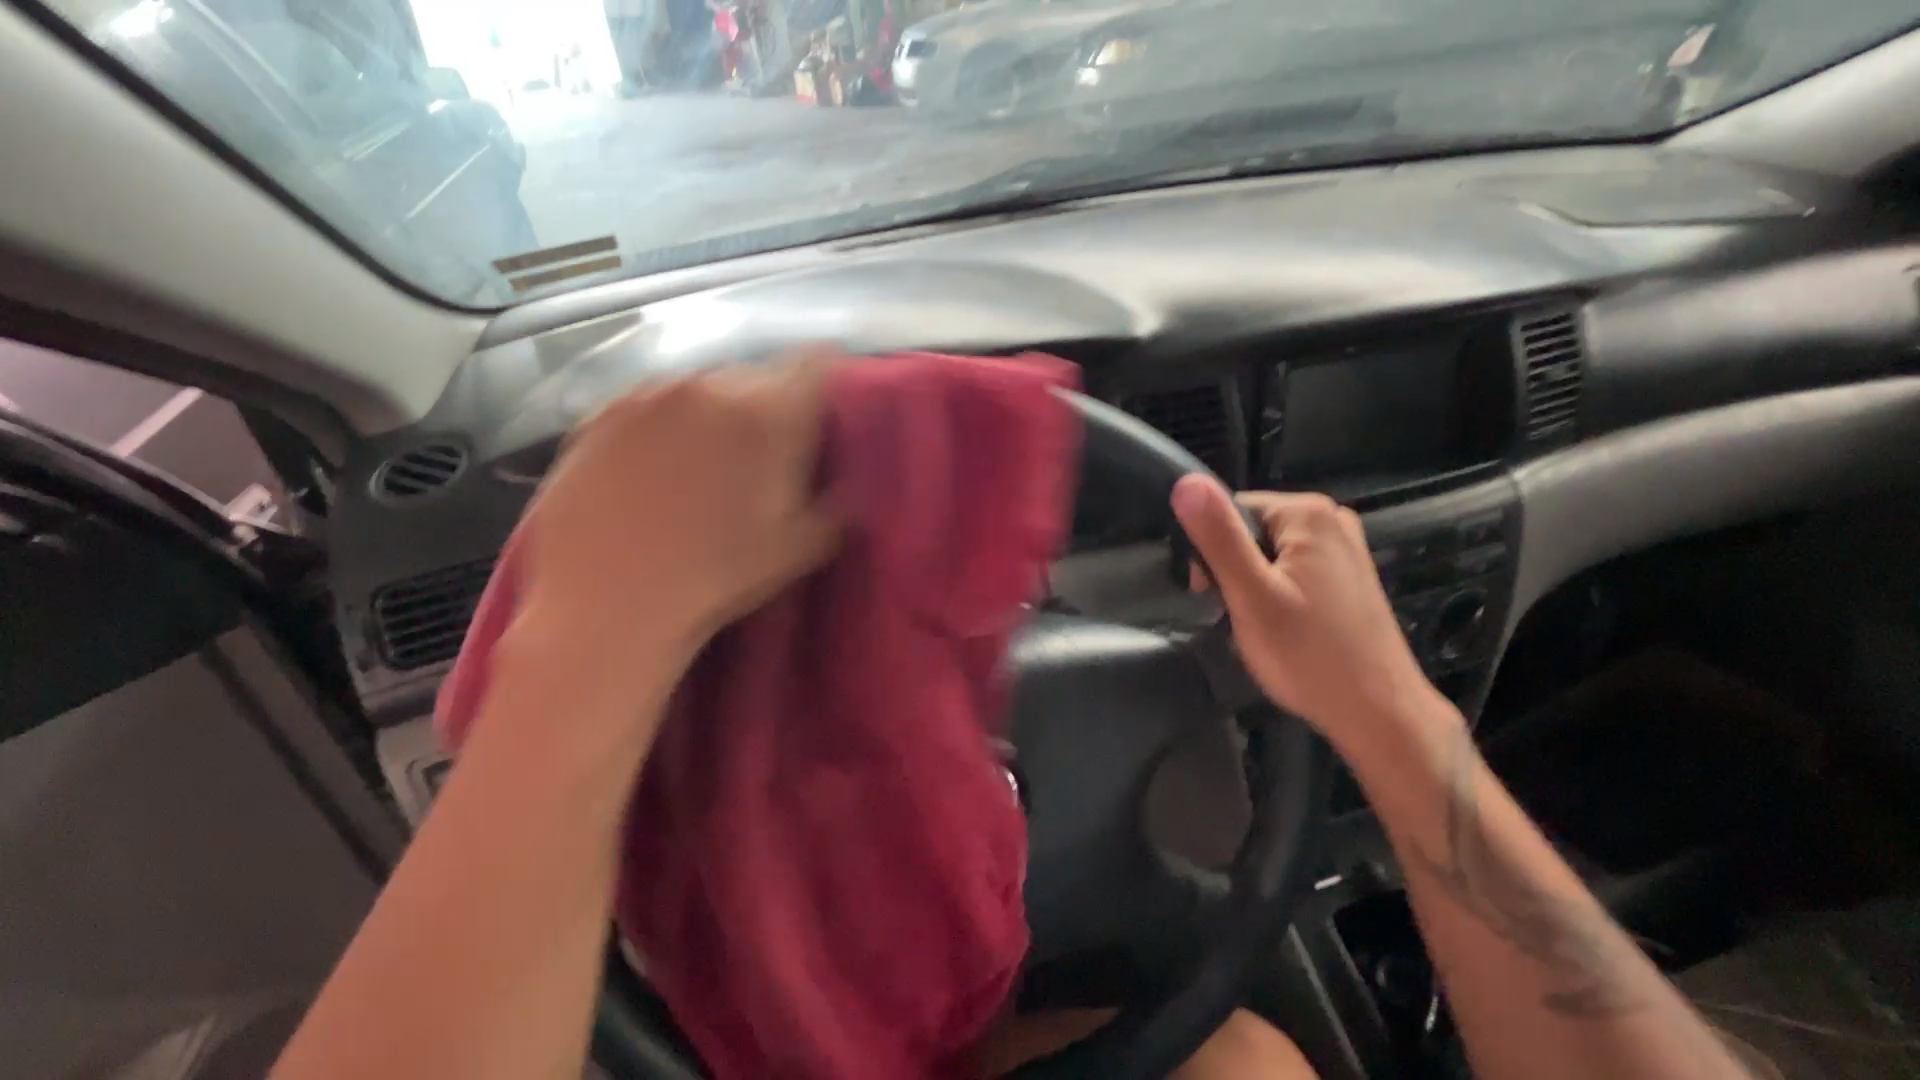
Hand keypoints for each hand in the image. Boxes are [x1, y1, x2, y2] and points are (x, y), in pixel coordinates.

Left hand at [516, 350, 841, 678]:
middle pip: (754, 377)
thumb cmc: (717, 578)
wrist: (609, 604)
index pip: (815, 363)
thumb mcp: (799, 549)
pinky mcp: (600, 414)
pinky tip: (649, 474)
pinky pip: (648, 407)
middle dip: (763, 408)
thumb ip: (836, 505)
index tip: (816, 416)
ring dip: (708, 417)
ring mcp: (648, 395)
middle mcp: (710, 385)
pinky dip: (658, 427)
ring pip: (699, 389)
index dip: (821, 384)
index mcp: (769, 412)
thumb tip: (849, 486)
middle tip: (756, 458)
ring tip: (696, 469)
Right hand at [1171, 475, 1455, 750]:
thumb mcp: (1251, 595)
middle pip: (1252, 530)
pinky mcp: (1351, 576)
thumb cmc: (1308, 655)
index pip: (1230, 511)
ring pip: (1271, 554)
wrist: (1378, 712)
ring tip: (1265, 626)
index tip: (1213, 595)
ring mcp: (1346, 548)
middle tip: (1243, 616)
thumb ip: (1218, 537)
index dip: (1211, 552)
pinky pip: (1295, 570)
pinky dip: (1280, 595)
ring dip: (1256, 587)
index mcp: (1307, 513)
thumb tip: (1184, 482)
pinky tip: (1287, 628)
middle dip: (1235, 571)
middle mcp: (1332, 518)